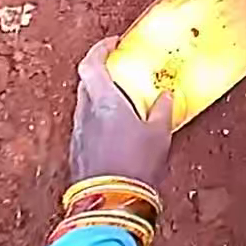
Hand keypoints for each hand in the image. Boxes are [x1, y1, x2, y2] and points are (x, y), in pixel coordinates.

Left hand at [70, 38, 172, 187]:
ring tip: (124, 99)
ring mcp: (79, 132)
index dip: (100, 49)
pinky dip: (101, 116)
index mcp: (105, 101)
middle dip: (102, 72)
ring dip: (102, 96)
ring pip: (86, 103)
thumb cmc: (137, 163)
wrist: (111, 202)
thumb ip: (162, 109)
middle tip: (122, 69)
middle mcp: (86, 113)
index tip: (114, 43)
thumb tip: (166, 95)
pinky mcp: (78, 150)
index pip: (91, 64)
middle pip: (86, 82)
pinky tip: (118, 126)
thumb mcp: (160, 133)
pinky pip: (88, 123)